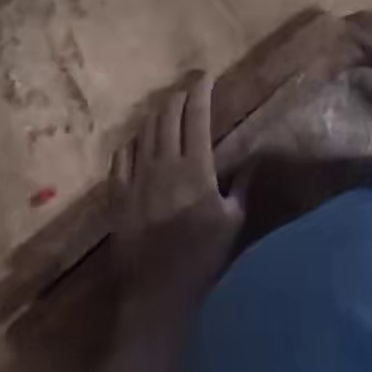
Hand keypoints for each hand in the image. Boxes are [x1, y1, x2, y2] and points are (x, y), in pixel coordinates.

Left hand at [109, 71, 244, 324]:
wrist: (156, 295)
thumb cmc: (202, 259)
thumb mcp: (233, 222)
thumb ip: (243, 185)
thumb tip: (254, 156)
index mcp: (194, 169)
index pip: (196, 117)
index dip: (201, 92)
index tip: (206, 77)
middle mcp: (162, 164)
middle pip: (168, 116)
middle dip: (179, 95)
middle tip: (189, 87)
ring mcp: (136, 177)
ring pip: (145, 130)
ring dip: (158, 113)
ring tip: (168, 105)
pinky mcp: (117, 193)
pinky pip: (122, 155)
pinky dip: (134, 139)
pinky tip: (139, 138)